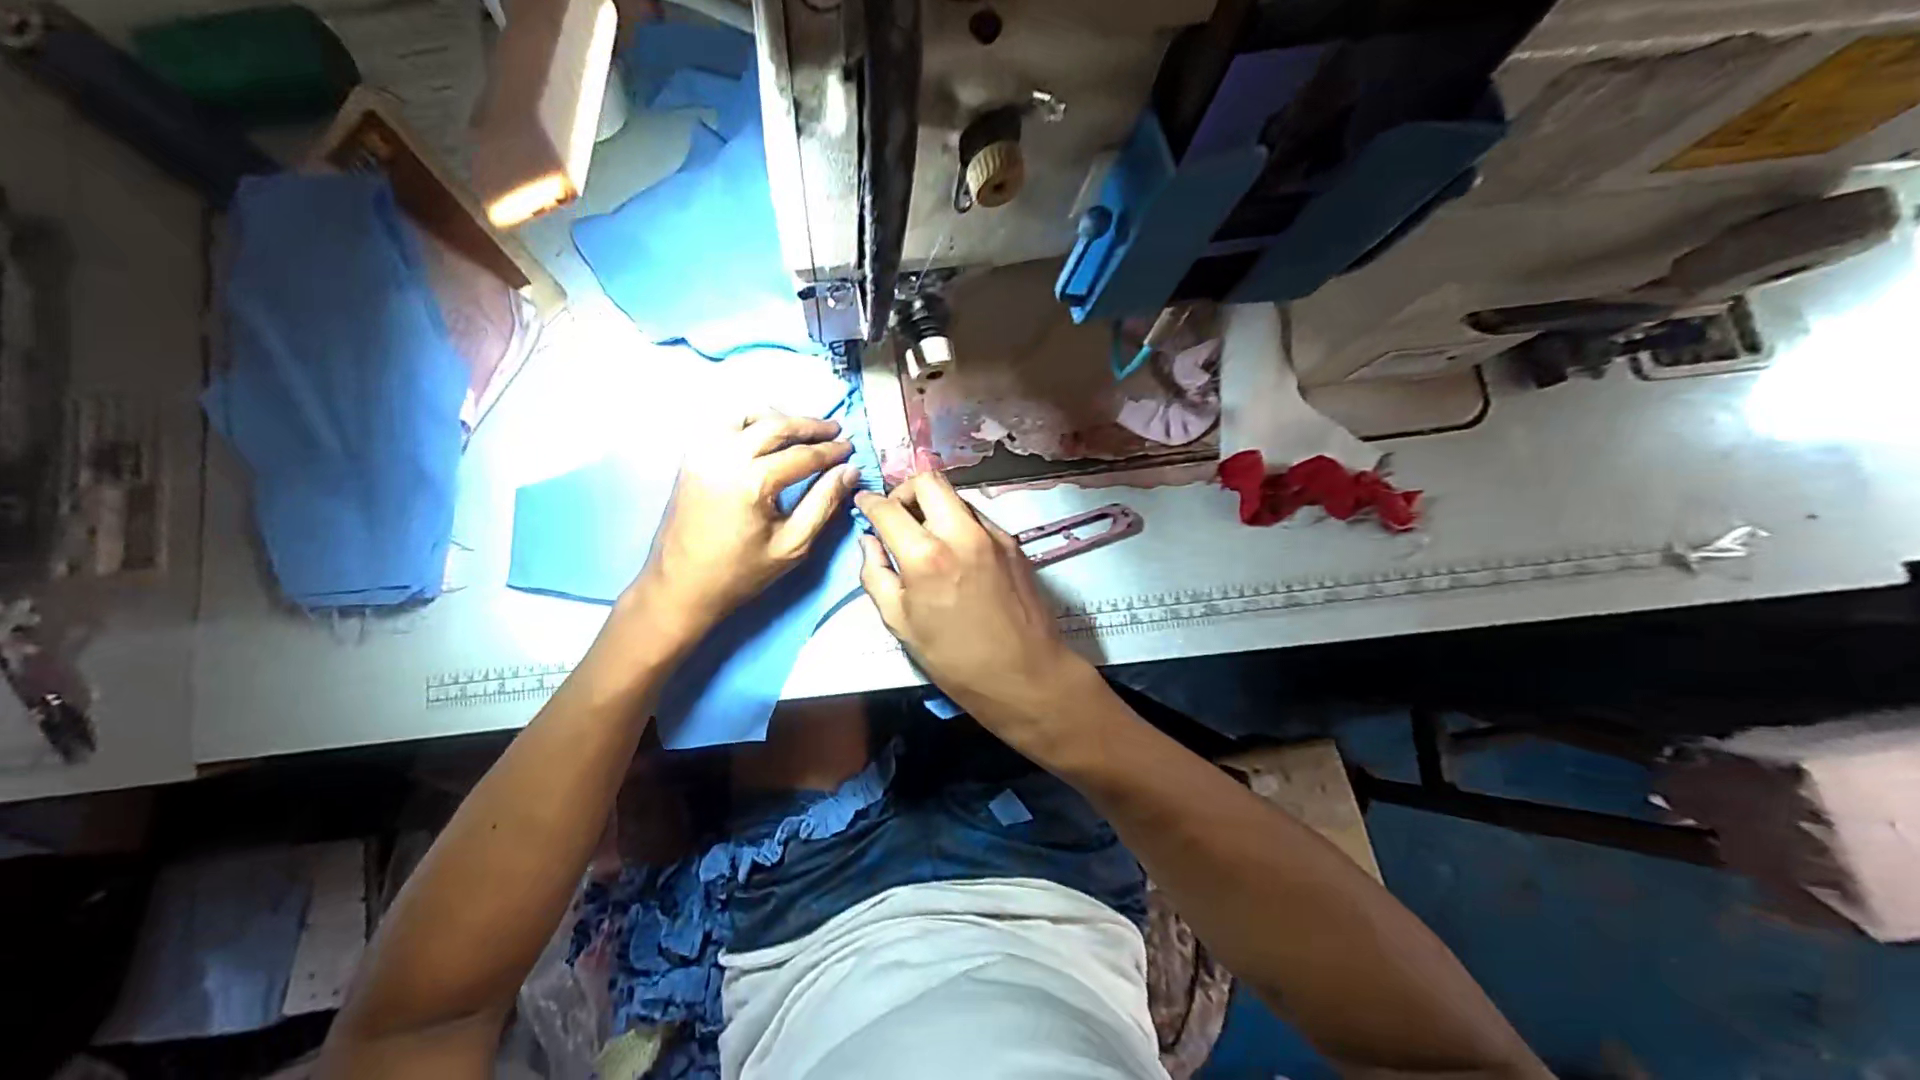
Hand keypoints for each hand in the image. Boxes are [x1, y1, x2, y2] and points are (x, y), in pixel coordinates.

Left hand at [631, 411, 857, 639]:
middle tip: (835, 431)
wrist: (680, 586)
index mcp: (751, 482)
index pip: (802, 455)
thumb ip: (824, 503)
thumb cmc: (740, 573)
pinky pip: (724, 424)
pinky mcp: (691, 457)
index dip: (831, 451)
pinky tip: (766, 434)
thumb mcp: (793, 545)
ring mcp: (702, 453)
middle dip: (810, 426)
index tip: (851, 448)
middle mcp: (724, 458)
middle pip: (776, 426)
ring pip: (748, 417)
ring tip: (803, 430)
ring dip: (780, 419)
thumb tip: (849, 471)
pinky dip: (750, 422)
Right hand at [856, 472, 1098, 757]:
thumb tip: (870, 542)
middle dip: (905, 491)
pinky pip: (978, 518)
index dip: (869, 502)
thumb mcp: (901, 625)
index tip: (864, 505)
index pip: (889, 508)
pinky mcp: (1014, 543)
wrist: (1026, 675)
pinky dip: (959, 525)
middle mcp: (961, 534)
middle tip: (898, 516)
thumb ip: (877, 576)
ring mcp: (993, 535)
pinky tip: (957, 555)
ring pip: (956, 497)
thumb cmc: (956, 660)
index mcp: (926, 557)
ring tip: (927, 538)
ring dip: (935, 507)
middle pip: (928, 481)